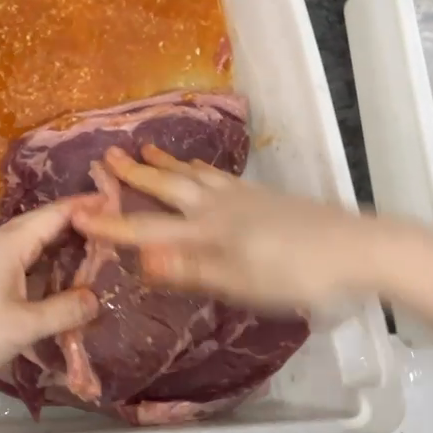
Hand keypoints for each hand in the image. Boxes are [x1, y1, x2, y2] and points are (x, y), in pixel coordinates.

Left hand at [0, 200, 99, 381]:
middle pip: (43, 223)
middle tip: (112, 226)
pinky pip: (21, 257)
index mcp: (10, 243)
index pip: (54, 214)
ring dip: (60, 242)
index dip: (85, 205)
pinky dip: (44, 260)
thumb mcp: (27, 324)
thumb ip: (65, 310)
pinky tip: (59, 275)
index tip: (115, 199)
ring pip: (31, 241)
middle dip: (76, 222)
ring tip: (94, 248)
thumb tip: (96, 298)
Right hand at [72, 145, 431, 312]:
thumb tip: (137, 260)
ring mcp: (241, 198)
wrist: (359, 249)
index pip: (145, 228)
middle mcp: (215, 208)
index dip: (109, 223)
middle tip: (106, 157)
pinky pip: (216, 175)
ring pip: (191, 175)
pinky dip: (198, 167)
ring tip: (144, 148)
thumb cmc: (297, 276)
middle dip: (133, 174)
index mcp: (205, 232)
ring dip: (163, 163)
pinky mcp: (262, 196)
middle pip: (166, 187)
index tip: (74, 213)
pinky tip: (200, 168)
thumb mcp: (240, 283)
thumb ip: (188, 270)